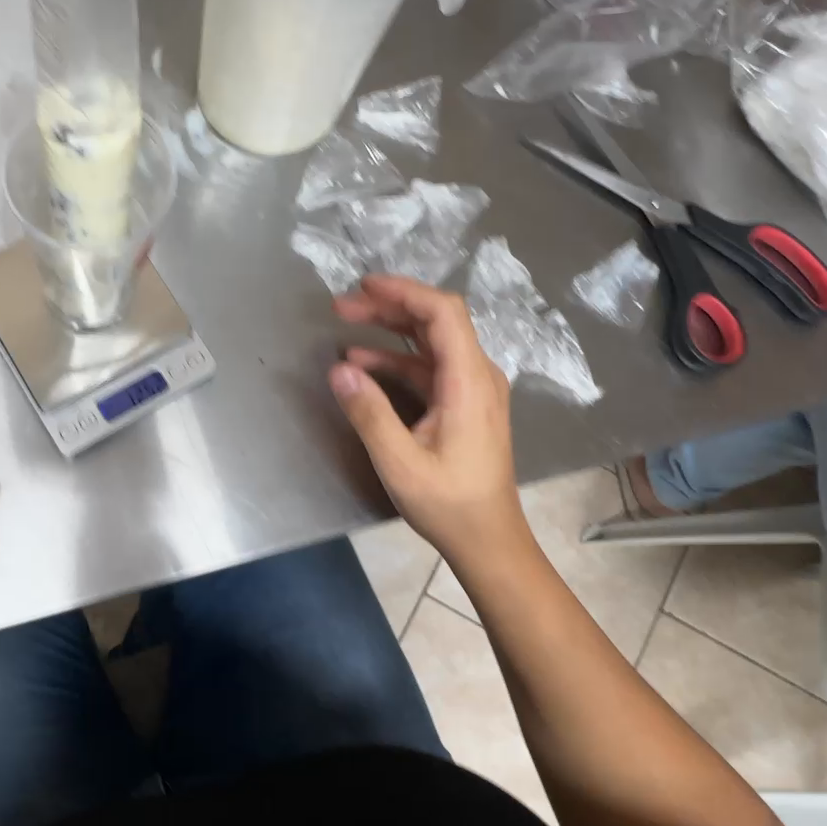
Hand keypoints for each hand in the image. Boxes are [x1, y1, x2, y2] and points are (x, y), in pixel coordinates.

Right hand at [330, 275, 528, 562]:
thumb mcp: (399, 461)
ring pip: (431, 345)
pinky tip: (364, 368)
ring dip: (390, 333)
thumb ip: (369, 412)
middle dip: (388, 308)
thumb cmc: (447, 502)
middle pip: (436, 322)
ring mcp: (472, 391)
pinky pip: (430, 370)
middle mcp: (476, 376)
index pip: (442, 314)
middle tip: (342, 307)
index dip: (403, 292)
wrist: (487, 538)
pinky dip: (397, 362)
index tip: (363, 287)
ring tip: (345, 331)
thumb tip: (339, 369)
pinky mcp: (464, 406)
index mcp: (468, 381)